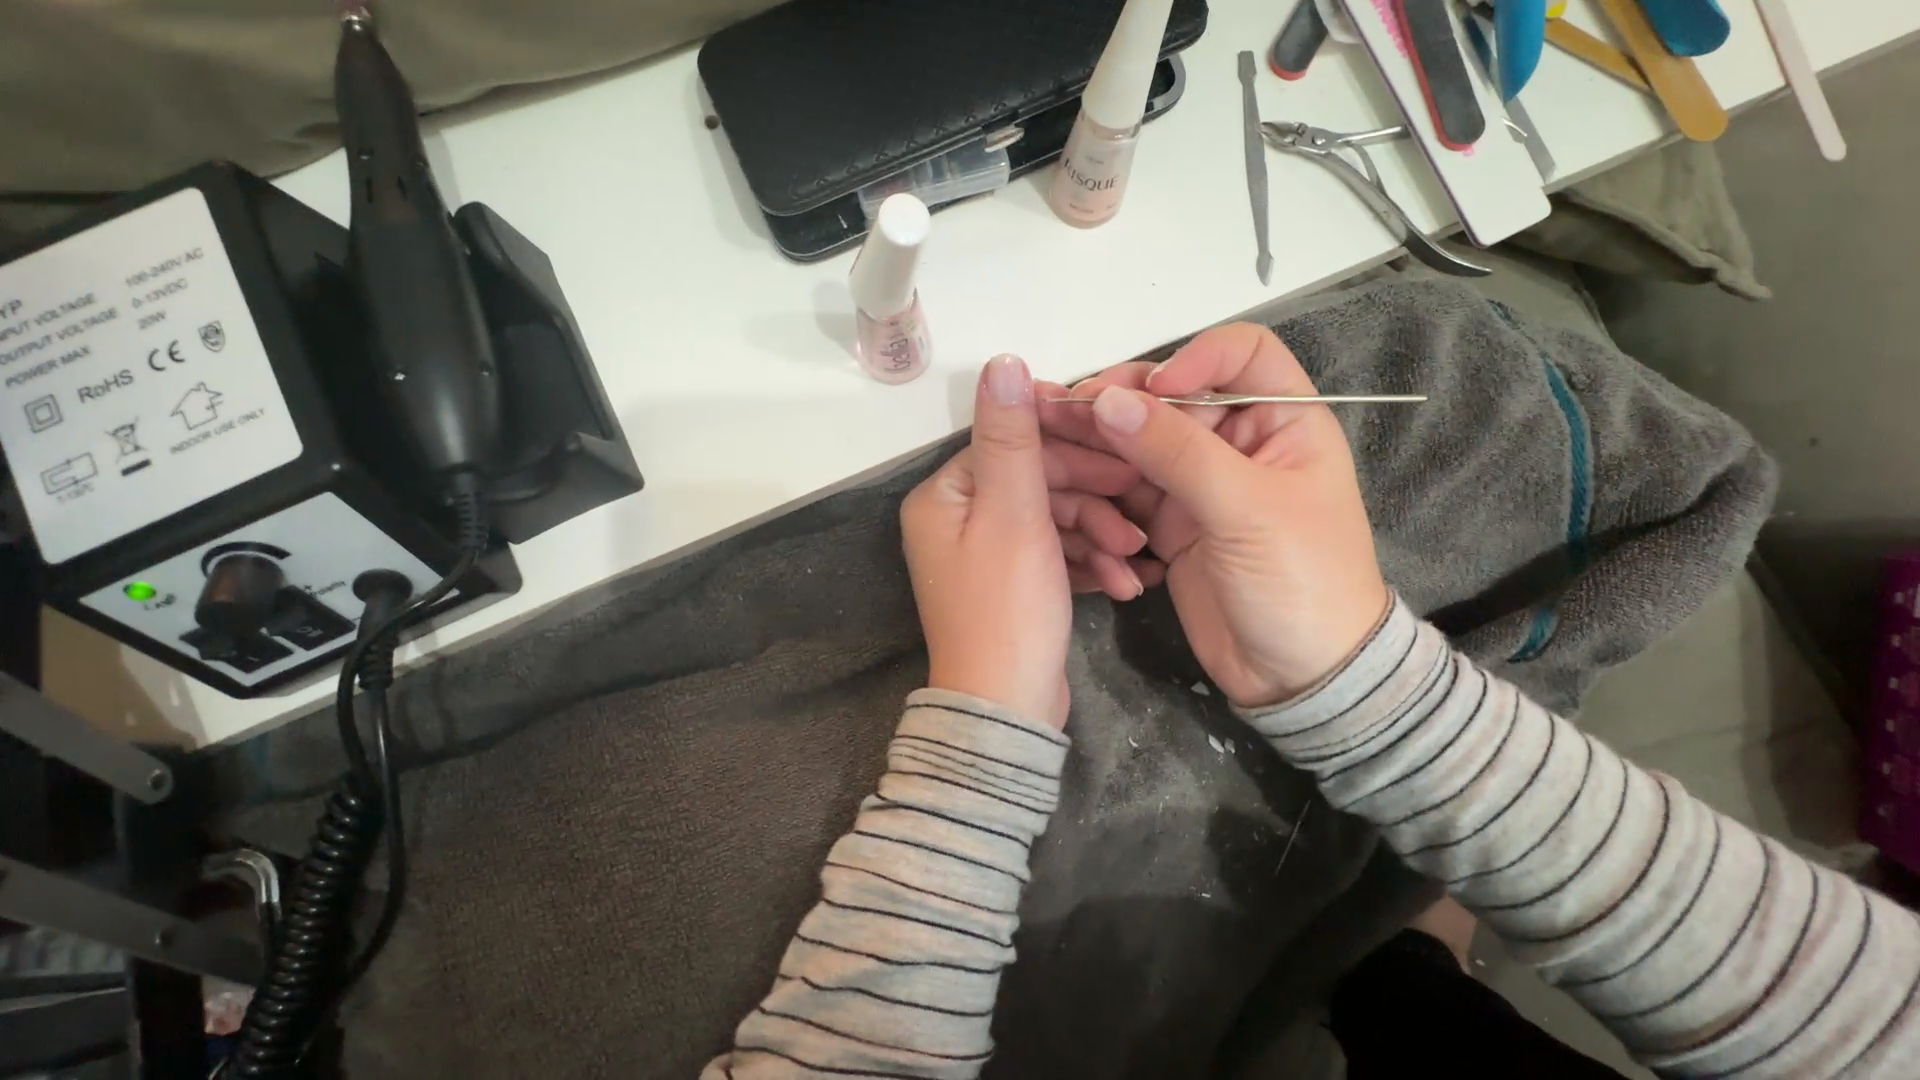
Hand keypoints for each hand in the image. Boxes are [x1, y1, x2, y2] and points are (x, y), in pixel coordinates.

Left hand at [902, 355, 1146, 726]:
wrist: (1007, 709)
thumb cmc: (1007, 609)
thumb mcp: (1013, 514)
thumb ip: (1011, 437)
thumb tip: (1002, 361)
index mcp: (945, 496)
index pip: (1011, 443)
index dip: (1070, 445)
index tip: (1124, 449)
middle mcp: (958, 519)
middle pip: (1037, 483)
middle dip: (1093, 500)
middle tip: (1138, 517)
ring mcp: (986, 555)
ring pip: (1053, 521)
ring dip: (1098, 536)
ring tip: (1135, 559)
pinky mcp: (1013, 585)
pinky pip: (1055, 556)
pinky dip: (1088, 565)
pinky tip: (1123, 584)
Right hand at [1038, 324, 1390, 708]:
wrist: (1298, 676)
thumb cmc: (1301, 582)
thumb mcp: (1246, 510)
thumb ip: (1176, 452)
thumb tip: (1109, 401)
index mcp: (1283, 423)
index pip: (1242, 356)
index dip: (1196, 357)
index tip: (1154, 388)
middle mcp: (1238, 443)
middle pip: (1174, 398)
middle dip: (1123, 398)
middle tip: (1068, 406)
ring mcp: (1200, 484)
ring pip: (1143, 441)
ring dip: (1098, 436)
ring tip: (1049, 430)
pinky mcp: (1170, 521)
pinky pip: (1127, 486)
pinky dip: (1098, 480)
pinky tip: (1065, 474)